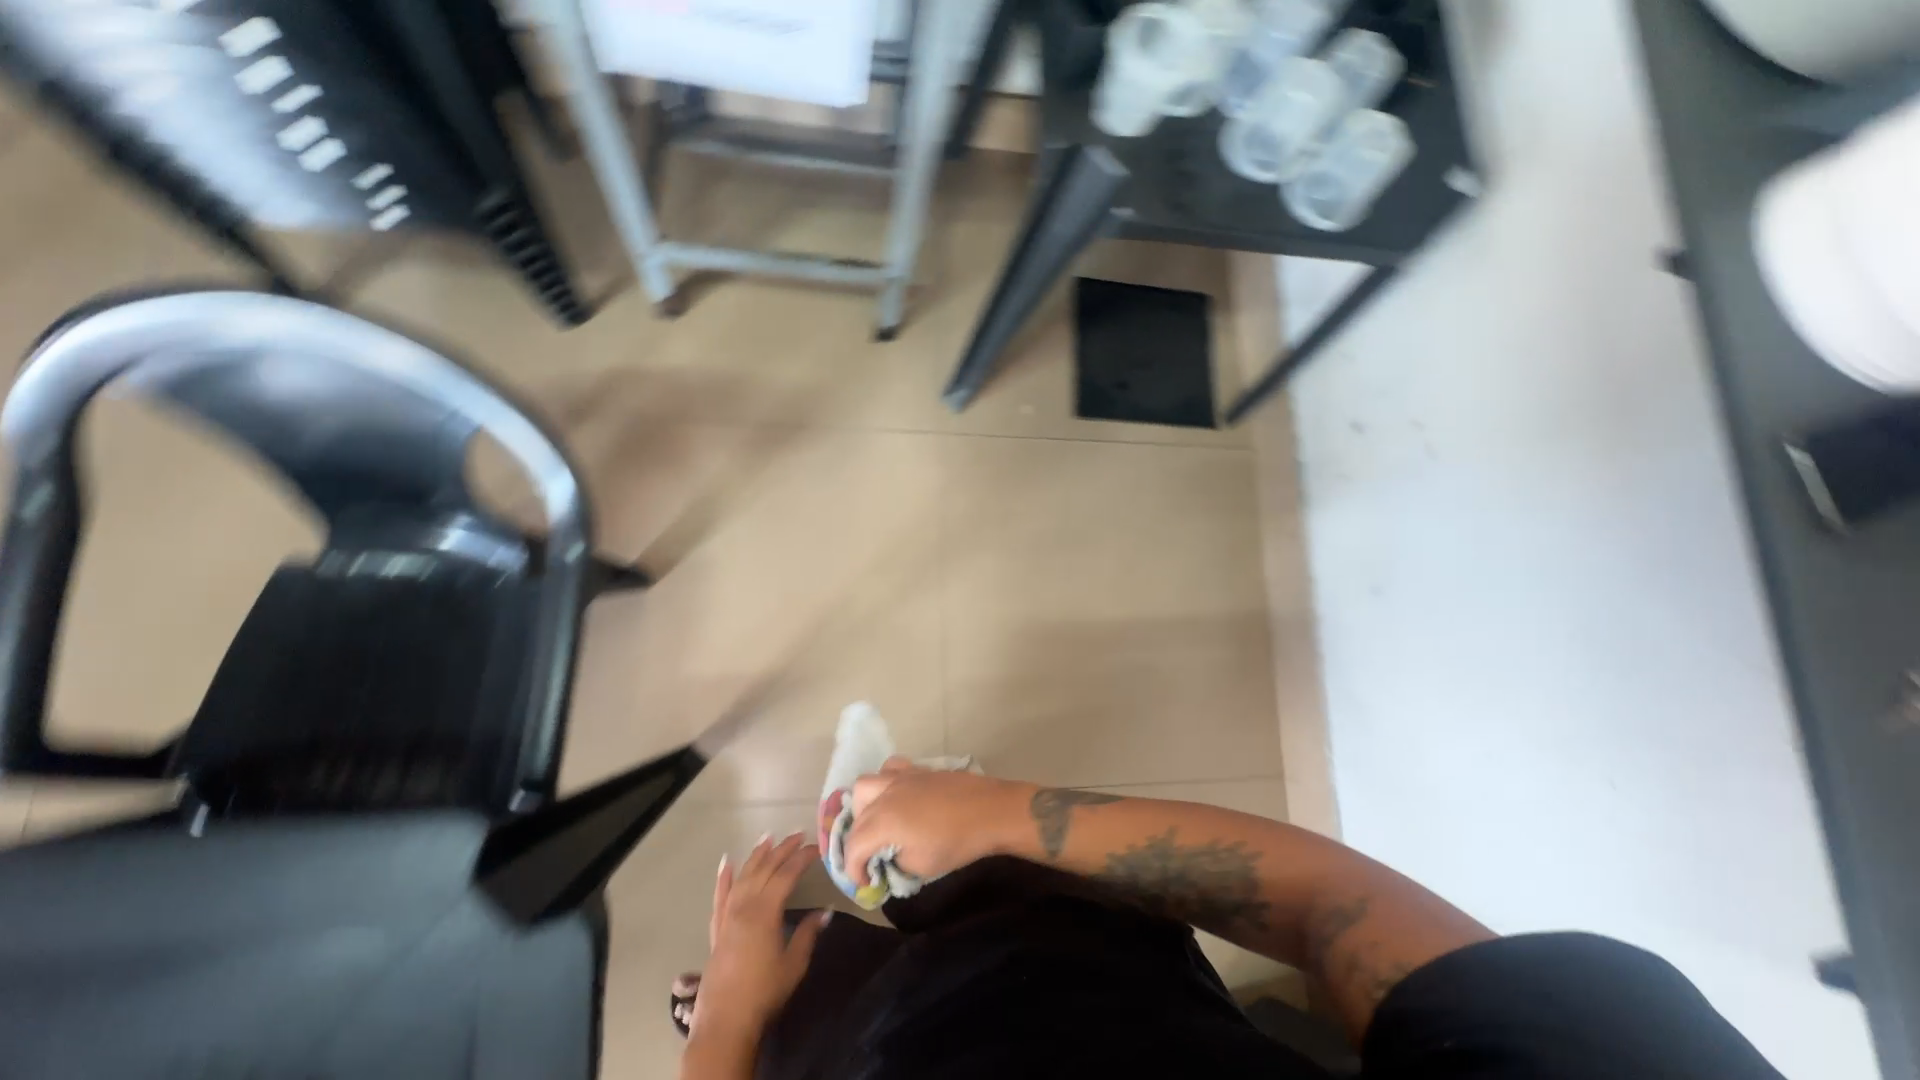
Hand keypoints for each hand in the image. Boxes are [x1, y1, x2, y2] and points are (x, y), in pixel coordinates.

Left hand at [693, 834, 829, 1046]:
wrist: (726, 1019)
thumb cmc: (764, 992)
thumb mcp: (794, 963)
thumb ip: (808, 934)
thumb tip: (824, 912)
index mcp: (765, 912)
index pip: (786, 875)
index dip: (801, 858)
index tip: (816, 847)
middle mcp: (744, 906)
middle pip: (763, 870)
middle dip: (781, 850)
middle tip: (797, 835)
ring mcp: (727, 916)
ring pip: (742, 877)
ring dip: (756, 856)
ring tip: (767, 839)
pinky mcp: (717, 928)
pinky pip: (720, 895)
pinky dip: (724, 877)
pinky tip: (726, 863)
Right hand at [845, 757, 1030, 884]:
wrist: (991, 812)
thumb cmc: (957, 843)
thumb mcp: (921, 866)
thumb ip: (896, 861)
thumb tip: (890, 856)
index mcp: (883, 821)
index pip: (854, 846)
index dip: (854, 869)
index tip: (865, 882)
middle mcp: (885, 794)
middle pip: (856, 816)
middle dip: (858, 840)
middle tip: (871, 856)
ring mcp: (901, 777)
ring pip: (865, 784)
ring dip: (864, 805)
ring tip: (877, 821)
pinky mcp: (918, 770)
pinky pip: (890, 769)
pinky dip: (884, 782)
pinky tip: (896, 796)